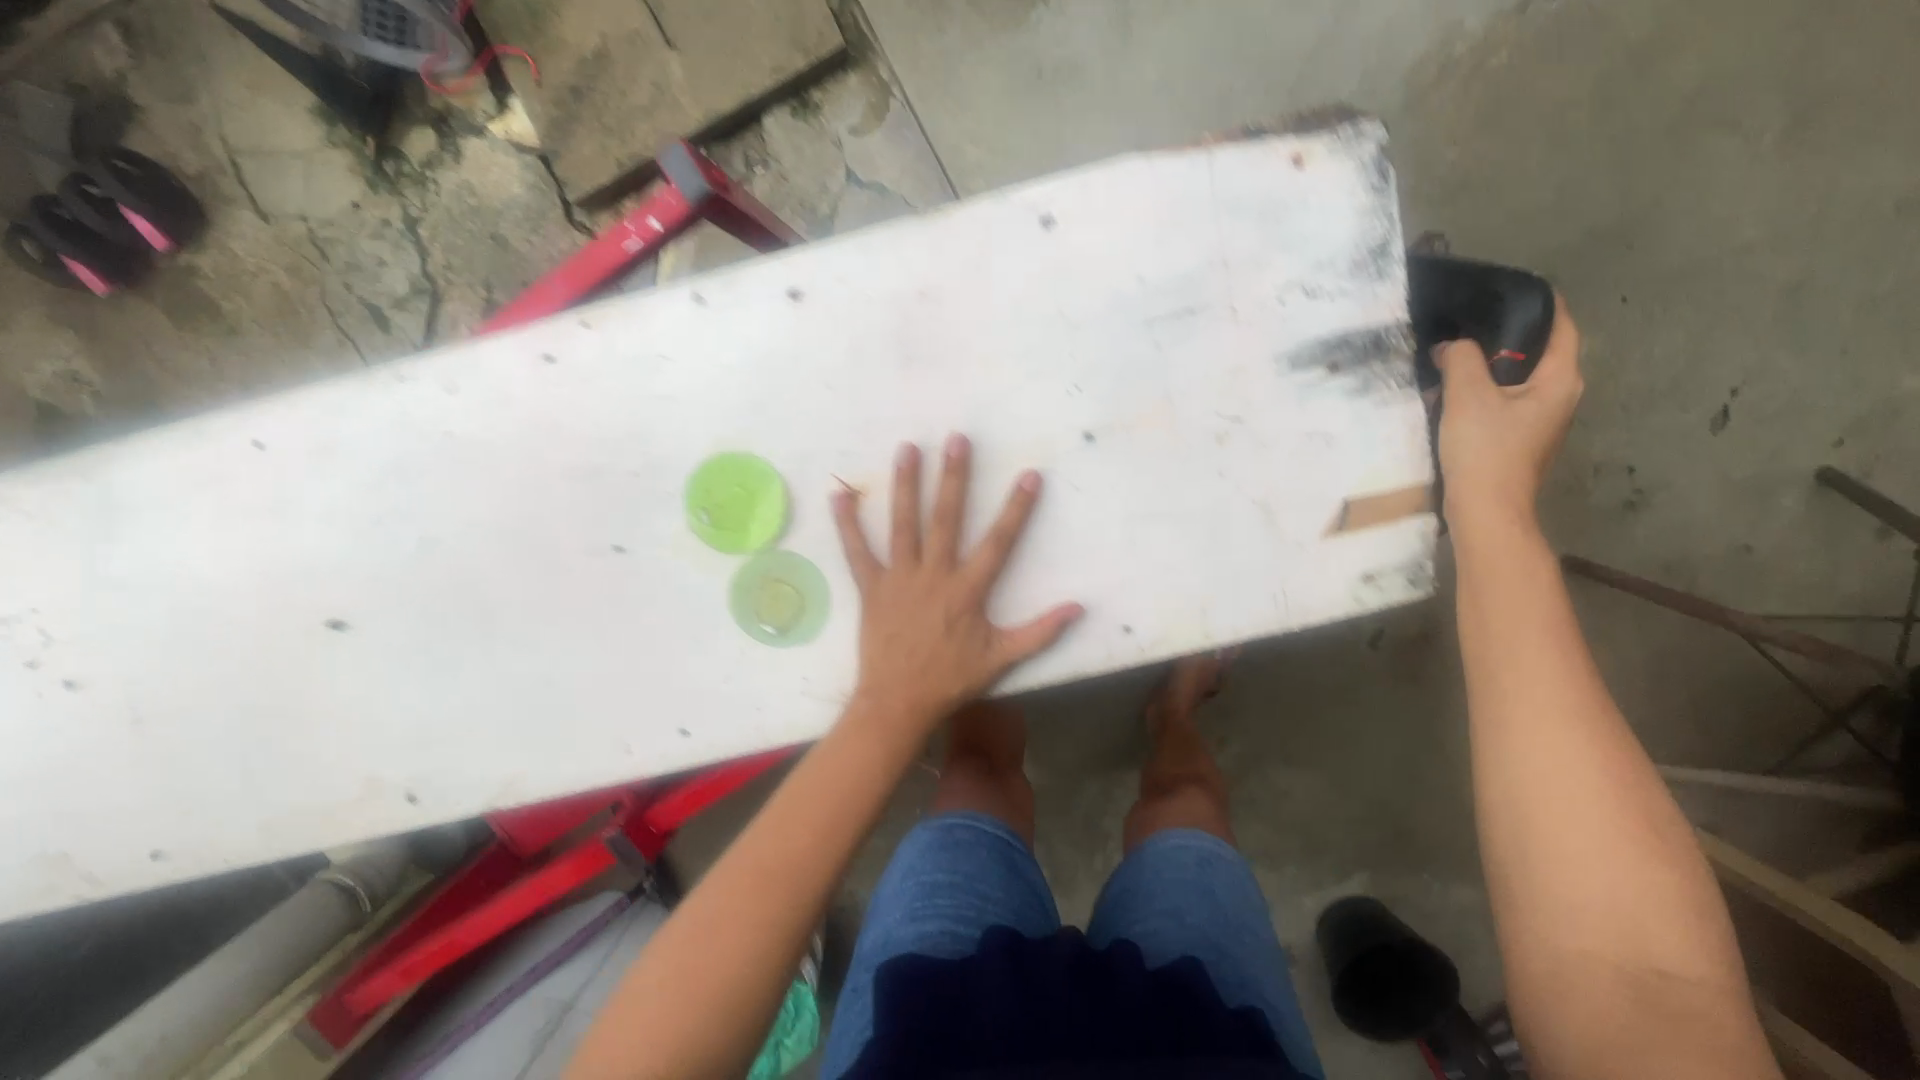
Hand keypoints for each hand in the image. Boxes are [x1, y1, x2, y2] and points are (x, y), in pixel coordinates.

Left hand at [831, 435, 1083, 723]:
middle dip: (953, 477)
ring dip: (905, 485)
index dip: (1017, 509)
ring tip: (908, 448)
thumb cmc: (951, 680)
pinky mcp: (871, 587)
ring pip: (903, 524)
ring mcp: (899, 578)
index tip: (1029, 476)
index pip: (999, 542)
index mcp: (967, 590)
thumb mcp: (1001, 658)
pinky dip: (847, 525)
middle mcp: (933, 575)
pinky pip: (857, 552)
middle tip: (957, 439)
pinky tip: (840, 495)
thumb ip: (1040, 632)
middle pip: (946, 518)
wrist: (898, 701)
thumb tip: (1077, 609)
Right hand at [1436, 294, 1583, 530]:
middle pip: (1534, 353)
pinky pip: (1501, 404)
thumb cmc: (1485, 450)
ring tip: (1449, 359)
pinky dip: (1479, 394)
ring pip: (1514, 380)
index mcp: (1560, 379)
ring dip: (1484, 370)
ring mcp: (1540, 422)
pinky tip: (1447, 396)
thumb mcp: (1467, 395)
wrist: (1485, 511)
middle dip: (1501, 338)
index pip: (1561, 326)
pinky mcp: (1518, 440)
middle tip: (1466, 323)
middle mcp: (1559, 397)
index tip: (1510, 288)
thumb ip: (1461, 358)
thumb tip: (1453, 346)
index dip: (1540, 303)